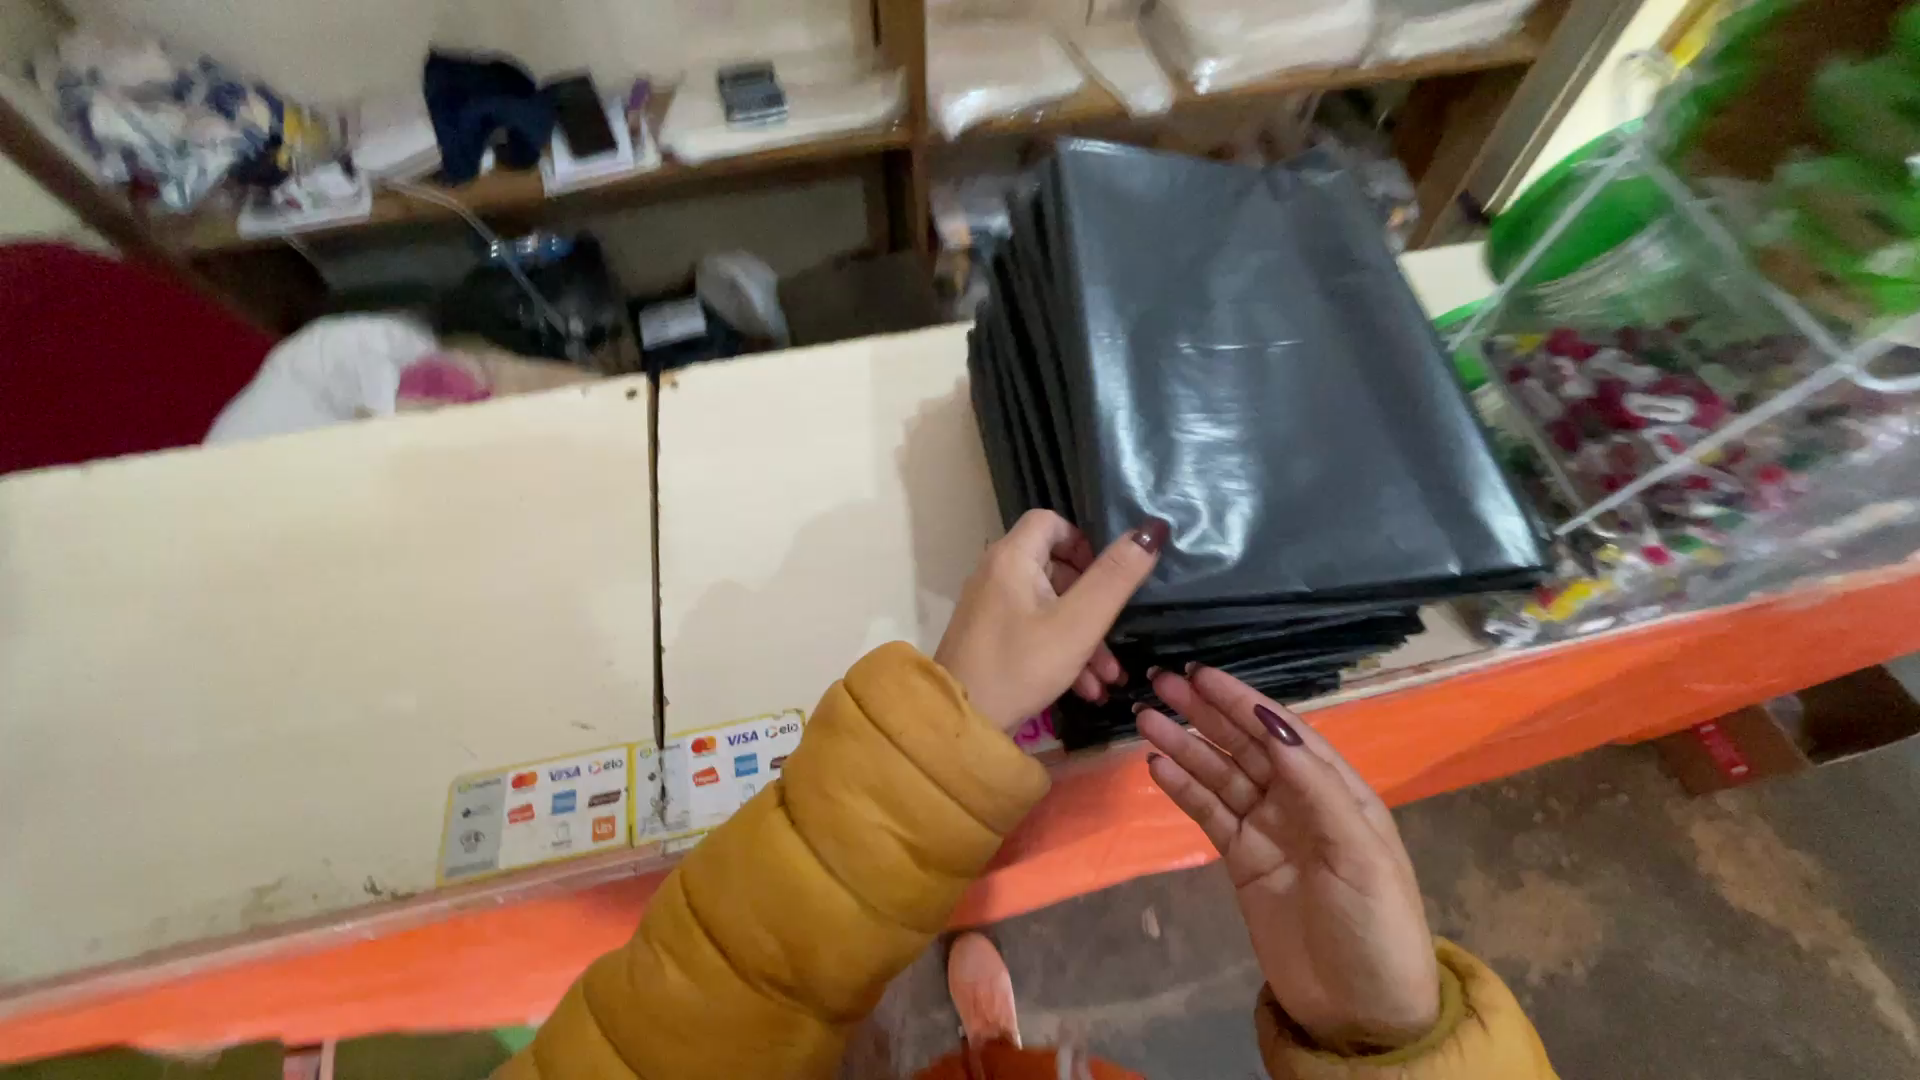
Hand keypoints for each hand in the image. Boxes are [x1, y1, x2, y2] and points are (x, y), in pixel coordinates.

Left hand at [934, 509, 1165, 730]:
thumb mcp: (1078, 622)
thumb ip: (1115, 576)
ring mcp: (990, 607)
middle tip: (1116, 633)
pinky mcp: (989, 637)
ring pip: (1049, 607)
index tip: (1108, 574)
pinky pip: (1033, 631)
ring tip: (1109, 677)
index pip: (1050, 521)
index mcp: (1011, 557)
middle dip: (1094, 603)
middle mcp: (995, 574)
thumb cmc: (1021, 665)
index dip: (1083, 541)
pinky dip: (1061, 651)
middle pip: (1055, 568)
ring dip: (1084, 637)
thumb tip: (1152, 528)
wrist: (963, 722)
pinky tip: (1086, 689)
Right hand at [1136, 666, 1437, 1053]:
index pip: (1281, 732)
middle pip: (1242, 745)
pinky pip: (1208, 814)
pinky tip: (1157, 767)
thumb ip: (1316, 789)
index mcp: (1336, 790)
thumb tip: (1272, 727)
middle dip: (1204, 713)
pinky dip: (1183, 789)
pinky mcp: (1240, 858)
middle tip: (1160, 682)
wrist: (1360, 1013)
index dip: (1241, 701)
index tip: (1201, 675)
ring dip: (1184, 745)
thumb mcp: (1360, 855)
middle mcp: (1297, 800)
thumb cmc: (1375, 927)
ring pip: (1218, 774)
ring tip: (1145, 719)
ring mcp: (1265, 828)